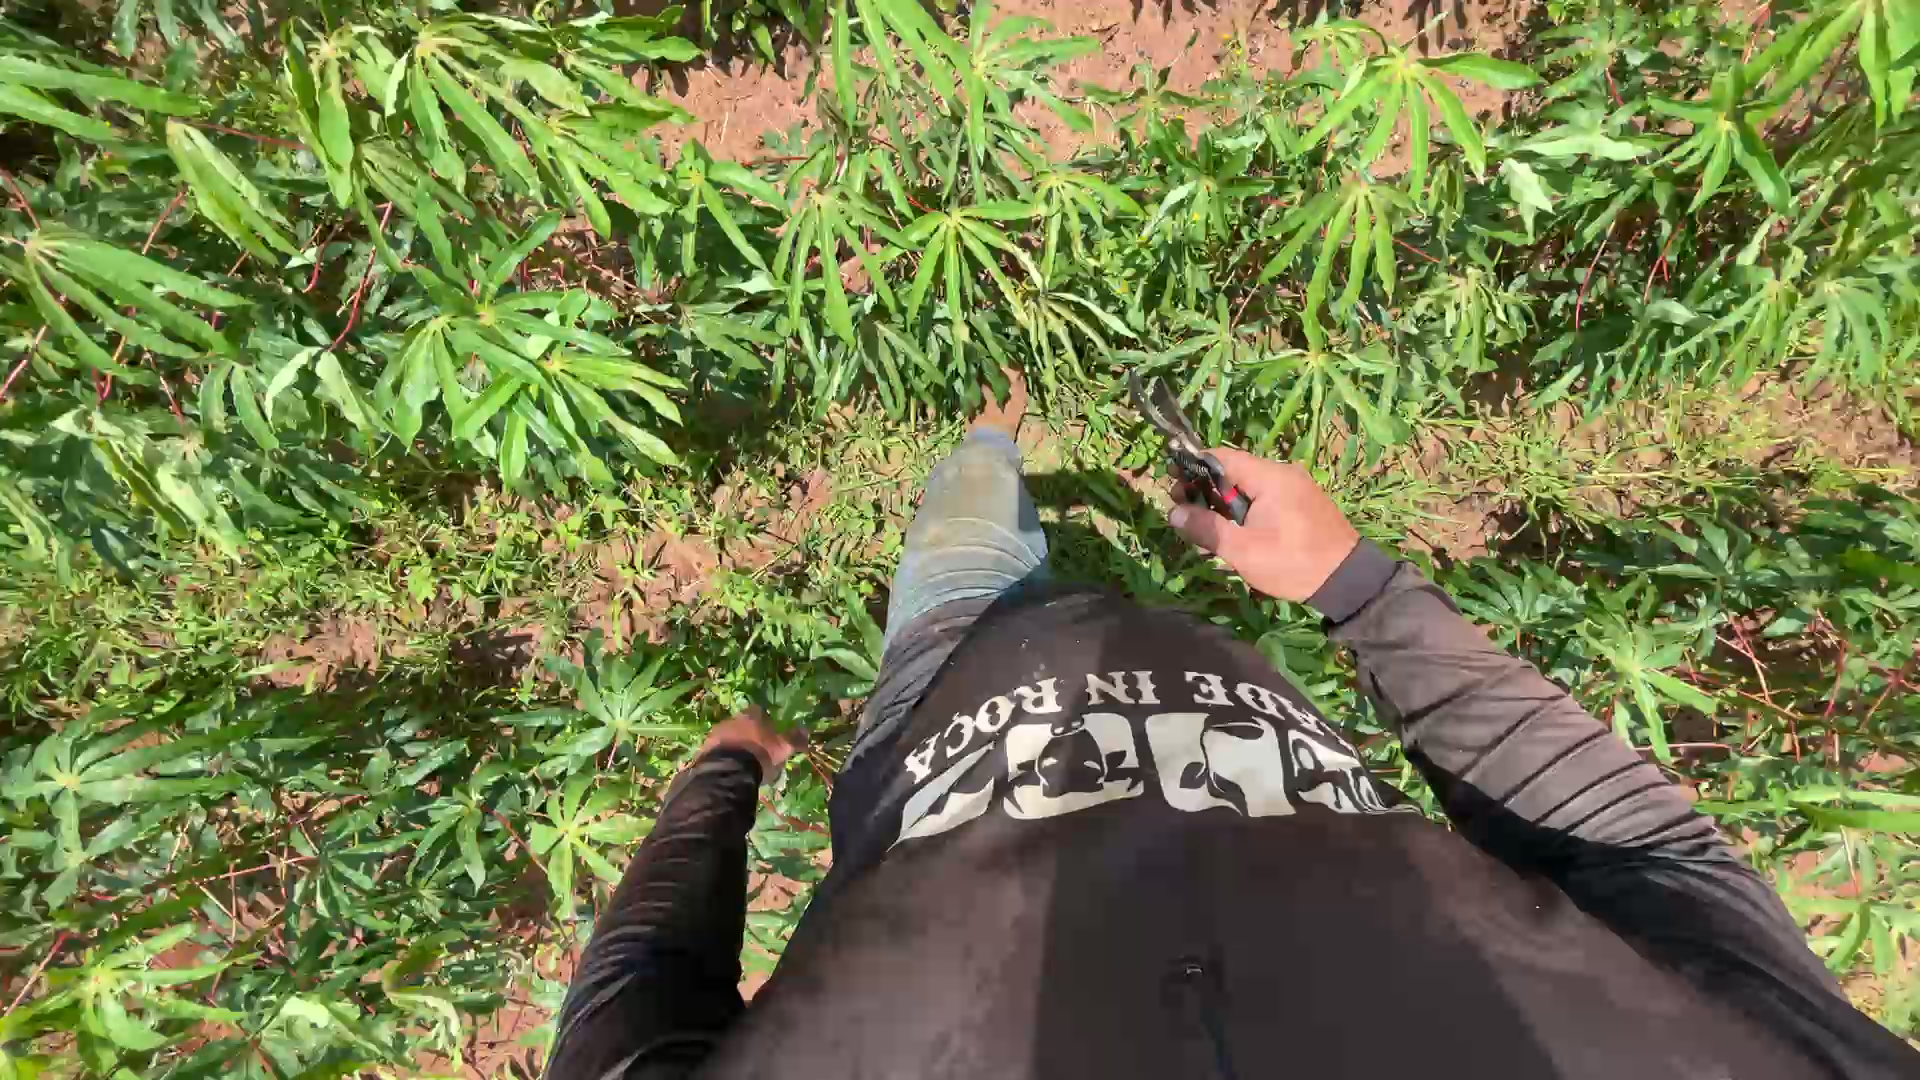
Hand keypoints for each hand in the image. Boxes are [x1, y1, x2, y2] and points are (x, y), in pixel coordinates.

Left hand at [699, 706, 804, 780]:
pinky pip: (716, 751)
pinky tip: (729, 769)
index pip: (760, 711)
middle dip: (748, 734)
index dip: (765, 722)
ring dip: (734, 745)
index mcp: (752, 716)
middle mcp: (733, 719)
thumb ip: (794, 738)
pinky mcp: (704, 750)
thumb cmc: (760, 754)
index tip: (770, 734)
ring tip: (741, 762)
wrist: (728, 771)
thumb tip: (806, 730)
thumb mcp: (782, 748)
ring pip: (728, 736)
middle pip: (742, 723)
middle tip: (755, 750)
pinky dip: (722, 757)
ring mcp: (716, 734)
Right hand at [1168, 448, 1360, 603]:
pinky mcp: (1300, 505)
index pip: (1221, 457)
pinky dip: (1242, 510)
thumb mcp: (1243, 550)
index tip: (1173, 486)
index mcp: (1270, 477)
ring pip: (1246, 487)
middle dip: (1204, 490)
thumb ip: (1206, 529)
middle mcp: (1283, 474)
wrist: (1349, 581)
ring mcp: (1294, 489)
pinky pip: (1262, 499)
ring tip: (1205, 529)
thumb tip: (1173, 514)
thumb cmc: (1293, 563)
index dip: (1193, 468)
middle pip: (1232, 471)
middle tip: (1185, 513)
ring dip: (1222, 504)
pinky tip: (1233, 533)